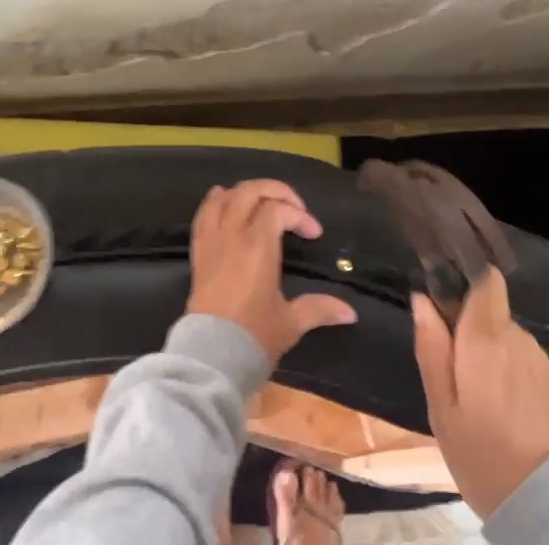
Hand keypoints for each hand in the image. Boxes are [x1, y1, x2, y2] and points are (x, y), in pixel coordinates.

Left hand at [185, 179, 357, 361]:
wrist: (210, 357)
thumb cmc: (254, 337)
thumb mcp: (291, 323)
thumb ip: (319, 308)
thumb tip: (350, 312)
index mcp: (258, 246)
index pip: (279, 210)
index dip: (299, 215)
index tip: (313, 235)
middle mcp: (232, 235)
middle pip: (250, 191)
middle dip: (276, 191)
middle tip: (293, 207)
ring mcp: (211, 242)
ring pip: (223, 197)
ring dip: (245, 193)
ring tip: (262, 204)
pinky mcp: (198, 253)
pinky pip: (203, 214)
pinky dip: (216, 202)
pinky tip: (227, 205)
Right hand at [412, 268, 548, 519]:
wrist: (546, 502)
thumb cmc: (481, 454)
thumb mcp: (441, 407)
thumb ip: (431, 348)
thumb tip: (422, 299)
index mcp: (487, 338)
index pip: (486, 280)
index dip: (465, 278)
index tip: (442, 297)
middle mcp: (517, 338)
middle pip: (488, 311)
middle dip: (466, 328)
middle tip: (448, 371)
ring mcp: (537, 359)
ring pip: (502, 336)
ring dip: (485, 352)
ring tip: (470, 396)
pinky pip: (518, 359)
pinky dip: (503, 371)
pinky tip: (495, 407)